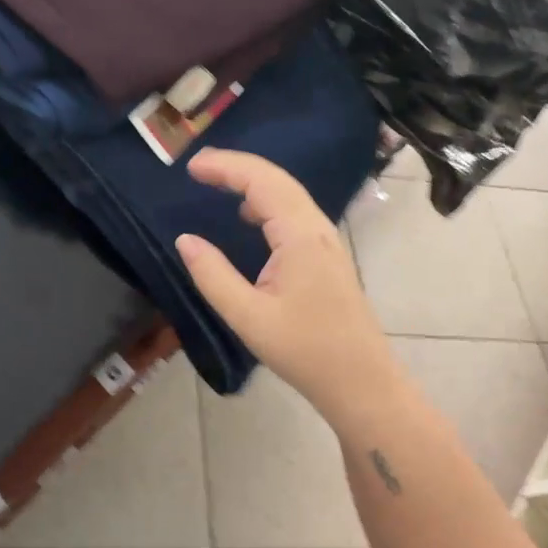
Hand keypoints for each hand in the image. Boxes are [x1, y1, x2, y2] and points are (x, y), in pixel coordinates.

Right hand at [175, 149, 401, 418]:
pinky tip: (247, 216)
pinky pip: (294, 210)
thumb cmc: (305, 350)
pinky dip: (266, 200)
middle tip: (198, 165)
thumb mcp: (248, 317)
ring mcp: (326, 240)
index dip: (225, 167)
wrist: (361, 381)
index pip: (261, 181)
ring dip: (252, 180)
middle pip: (277, 178)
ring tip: (216, 181)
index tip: (191, 166)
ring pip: (288, 193)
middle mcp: (317, 228)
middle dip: (236, 166)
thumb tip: (185, 240)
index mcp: (300, 236)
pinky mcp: (327, 255)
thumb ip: (213, 276)